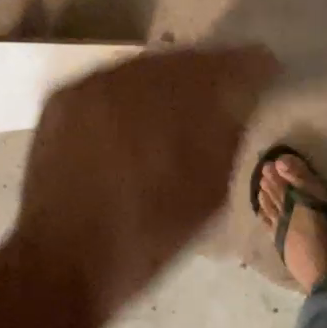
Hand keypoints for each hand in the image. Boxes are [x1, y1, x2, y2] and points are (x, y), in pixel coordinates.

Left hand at [11, 45, 281, 319]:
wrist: (59, 266)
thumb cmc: (144, 242)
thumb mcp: (207, 194)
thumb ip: (231, 138)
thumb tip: (248, 101)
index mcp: (171, 107)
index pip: (221, 65)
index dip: (248, 65)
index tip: (267, 68)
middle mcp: (128, 82)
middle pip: (184, 61)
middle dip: (210, 70)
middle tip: (230, 83)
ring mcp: (91, 86)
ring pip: (146, 67)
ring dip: (171, 78)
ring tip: (186, 98)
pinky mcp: (64, 98)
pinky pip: (111, 80)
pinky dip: (132, 90)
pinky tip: (139, 111)